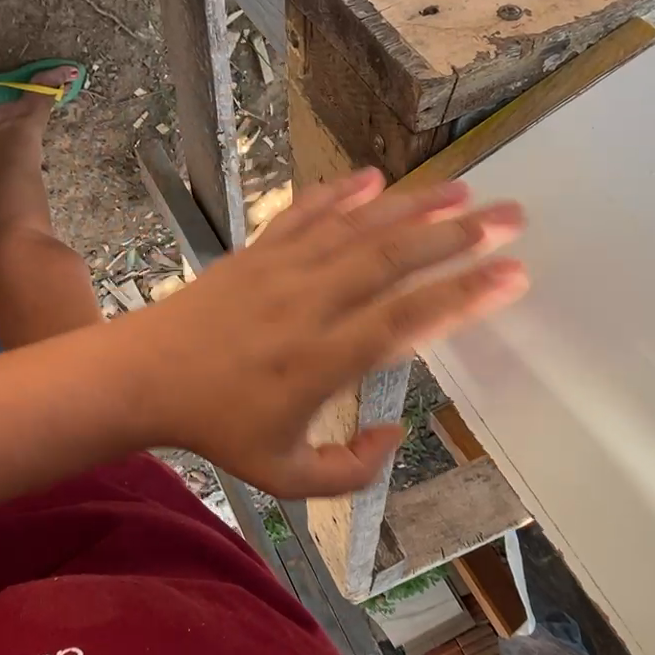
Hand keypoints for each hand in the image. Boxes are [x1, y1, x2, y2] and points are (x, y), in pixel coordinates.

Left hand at [119, 169, 526, 498]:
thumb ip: (349, 470)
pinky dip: (339, 194)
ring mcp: (278, 271)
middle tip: (510, 216)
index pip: (405, 318)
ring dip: (410, 204)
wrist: (142, 377)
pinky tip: (373, 178)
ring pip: (354, 228)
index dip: (463, 294)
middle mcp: (306, 305)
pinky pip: (303, 215)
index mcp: (319, 362)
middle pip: (390, 259)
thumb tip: (398, 437)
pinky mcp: (254, 252)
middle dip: (456, 235)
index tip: (512, 272)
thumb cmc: (213, 427)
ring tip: (461, 186)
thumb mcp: (282, 476)